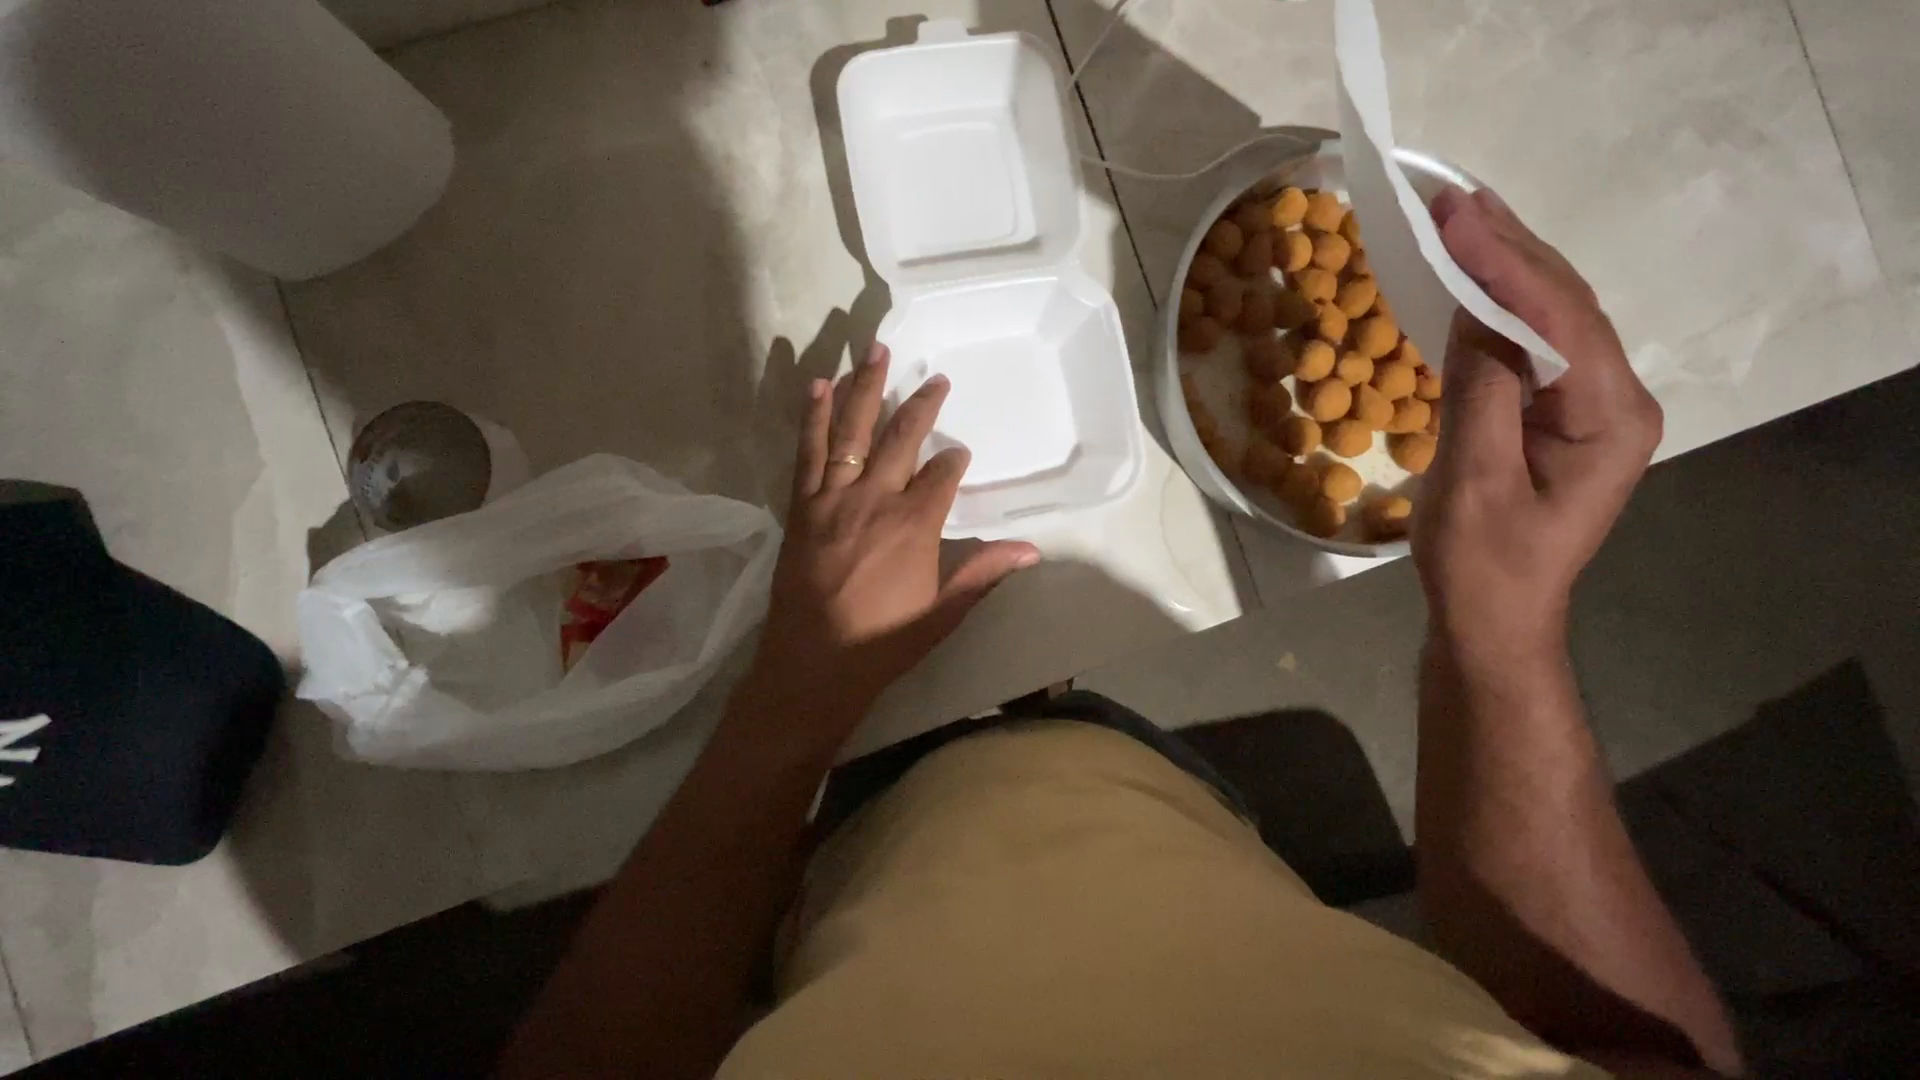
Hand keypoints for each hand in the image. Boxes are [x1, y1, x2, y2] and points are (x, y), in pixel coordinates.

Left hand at [746, 342, 1039, 725]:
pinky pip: (807, 452)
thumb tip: (1031, 550)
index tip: (959, 452)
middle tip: (934, 377)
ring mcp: (833, 498)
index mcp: (915, 524)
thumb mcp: (943, 611)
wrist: (813, 664)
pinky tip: (819, 385)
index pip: (942, 475)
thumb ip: (982, 572)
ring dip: (864, 387)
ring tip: (874, 350)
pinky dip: (814, 417)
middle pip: (901, 438)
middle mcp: (875, 499)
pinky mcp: (801, 506)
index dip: (953, 460)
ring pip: (852, 431)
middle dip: (921, 405)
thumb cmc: (884, 641)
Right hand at [1414, 188, 1662, 654]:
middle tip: (1451, 199)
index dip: (1503, 262)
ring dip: (1505, 266)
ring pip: (1552, 316)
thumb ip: (1480, 392)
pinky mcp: (1557, 413)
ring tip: (1460, 218)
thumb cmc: (1481, 564)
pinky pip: (1532, 344)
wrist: (1492, 619)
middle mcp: (1614, 398)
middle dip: (1508, 247)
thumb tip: (1472, 312)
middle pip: (1565, 303)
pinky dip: (1498, 305)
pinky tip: (1472, 278)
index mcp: (1608, 416)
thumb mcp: (1472, 481)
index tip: (1451, 216)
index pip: (1557, 317)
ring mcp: (1589, 405)